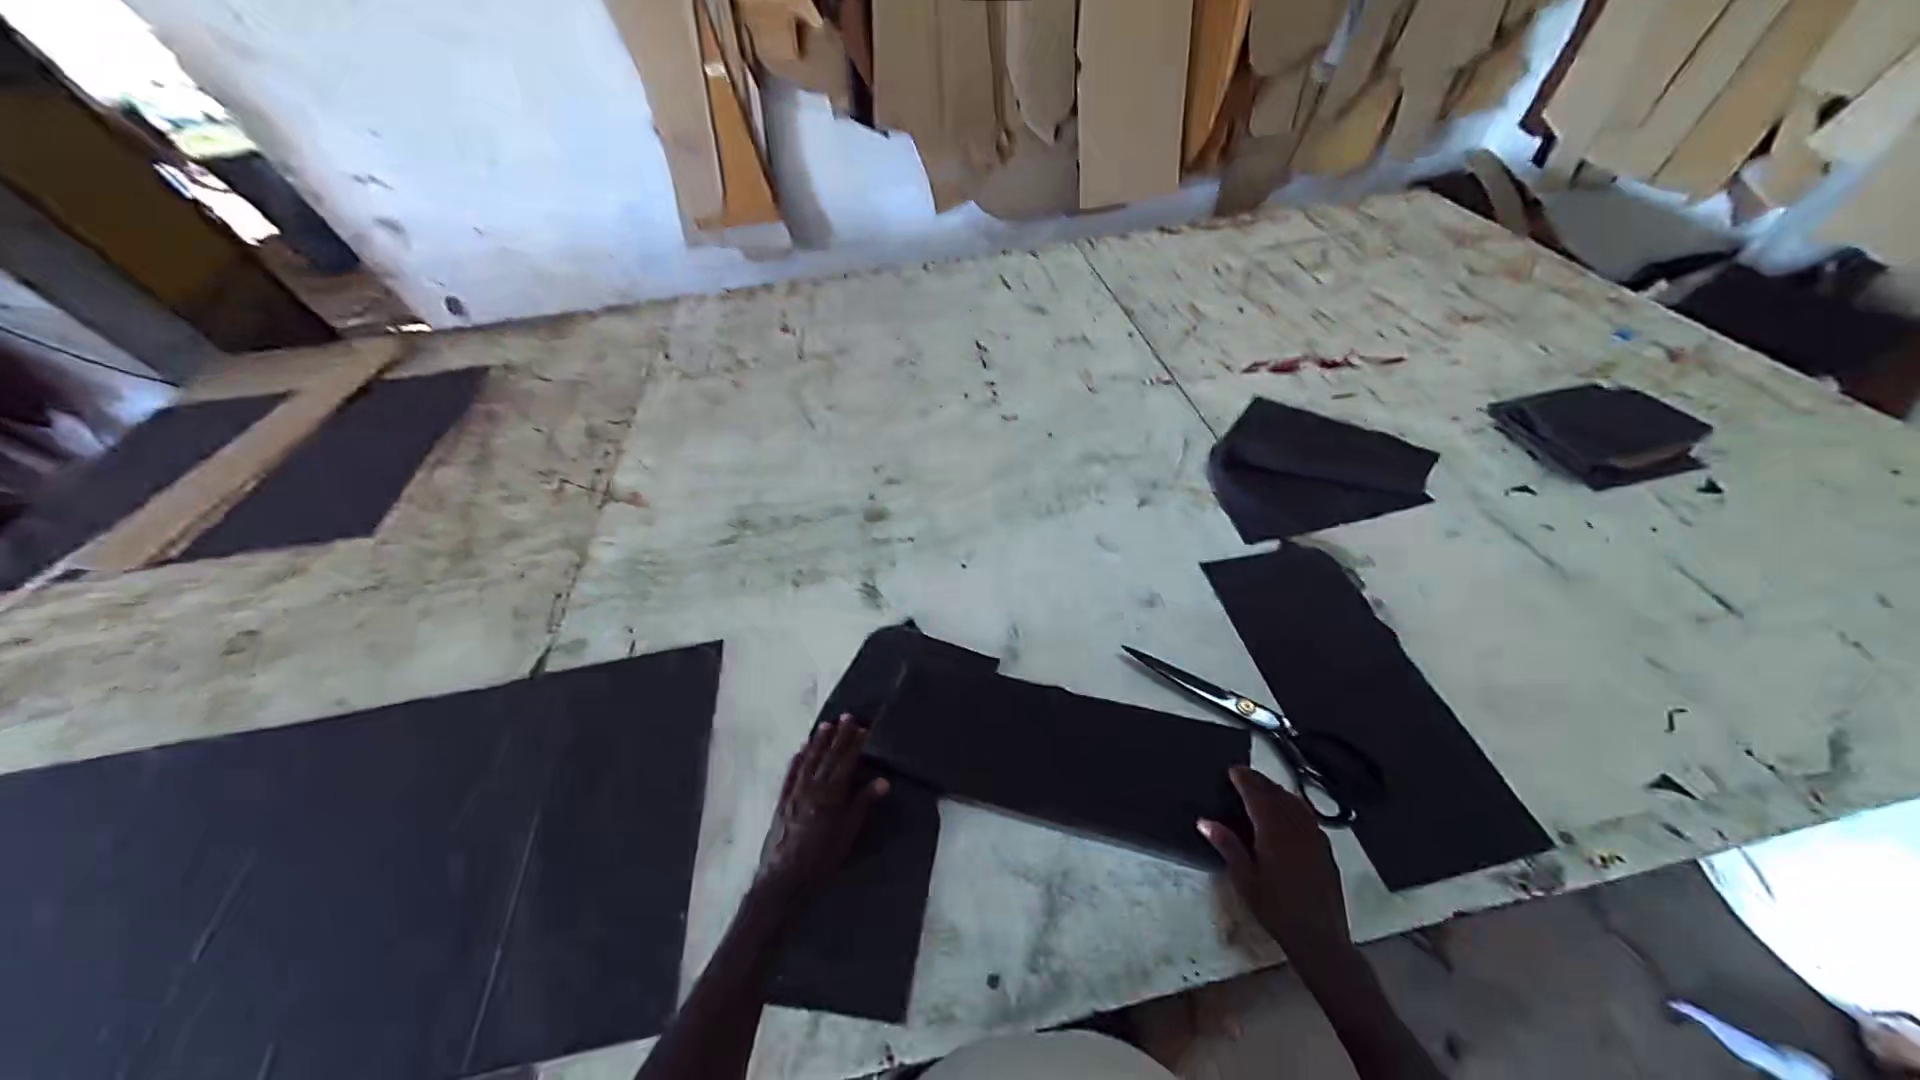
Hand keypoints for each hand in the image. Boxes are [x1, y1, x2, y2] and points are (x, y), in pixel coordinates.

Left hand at [753, 715, 887, 903]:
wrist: (784, 878)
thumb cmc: (822, 858)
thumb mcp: (849, 833)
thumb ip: (863, 804)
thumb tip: (882, 780)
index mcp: (832, 793)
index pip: (846, 762)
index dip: (855, 744)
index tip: (862, 728)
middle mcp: (812, 787)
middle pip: (828, 756)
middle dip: (838, 736)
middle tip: (846, 717)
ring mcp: (795, 792)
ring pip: (808, 761)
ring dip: (817, 742)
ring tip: (825, 726)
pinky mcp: (782, 801)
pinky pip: (790, 774)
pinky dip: (796, 760)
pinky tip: (799, 750)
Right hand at [1199, 766, 1352, 964]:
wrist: (1319, 937)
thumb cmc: (1275, 908)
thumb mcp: (1244, 878)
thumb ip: (1227, 845)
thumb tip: (1205, 822)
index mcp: (1273, 831)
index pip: (1258, 795)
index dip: (1245, 780)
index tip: (1233, 770)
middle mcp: (1296, 828)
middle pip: (1277, 794)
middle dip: (1260, 781)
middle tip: (1244, 774)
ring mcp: (1315, 838)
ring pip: (1295, 803)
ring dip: (1278, 791)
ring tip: (1264, 788)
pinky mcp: (1325, 850)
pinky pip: (1308, 816)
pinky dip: (1294, 805)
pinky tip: (1289, 812)